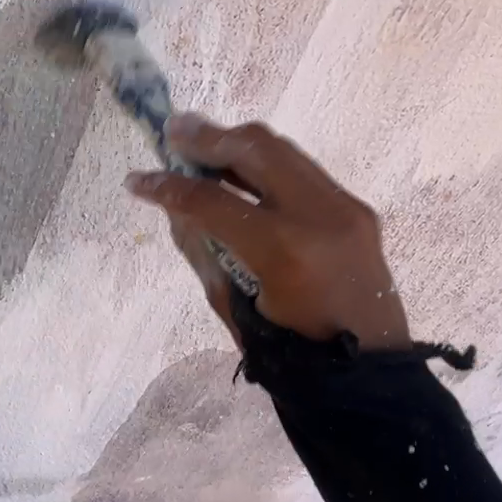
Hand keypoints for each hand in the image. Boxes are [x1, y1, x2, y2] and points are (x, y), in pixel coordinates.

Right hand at [127, 113, 411, 350]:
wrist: (365, 370)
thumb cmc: (288, 350)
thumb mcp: (230, 303)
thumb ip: (201, 247)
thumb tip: (176, 203)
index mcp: (284, 249)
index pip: (212, 200)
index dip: (167, 187)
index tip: (136, 181)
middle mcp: (320, 215)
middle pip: (255, 149)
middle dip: (207, 137)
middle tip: (171, 131)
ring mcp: (345, 207)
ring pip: (281, 149)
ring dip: (236, 142)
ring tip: (199, 139)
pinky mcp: (354, 208)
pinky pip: (299, 169)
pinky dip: (262, 161)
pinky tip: (236, 166)